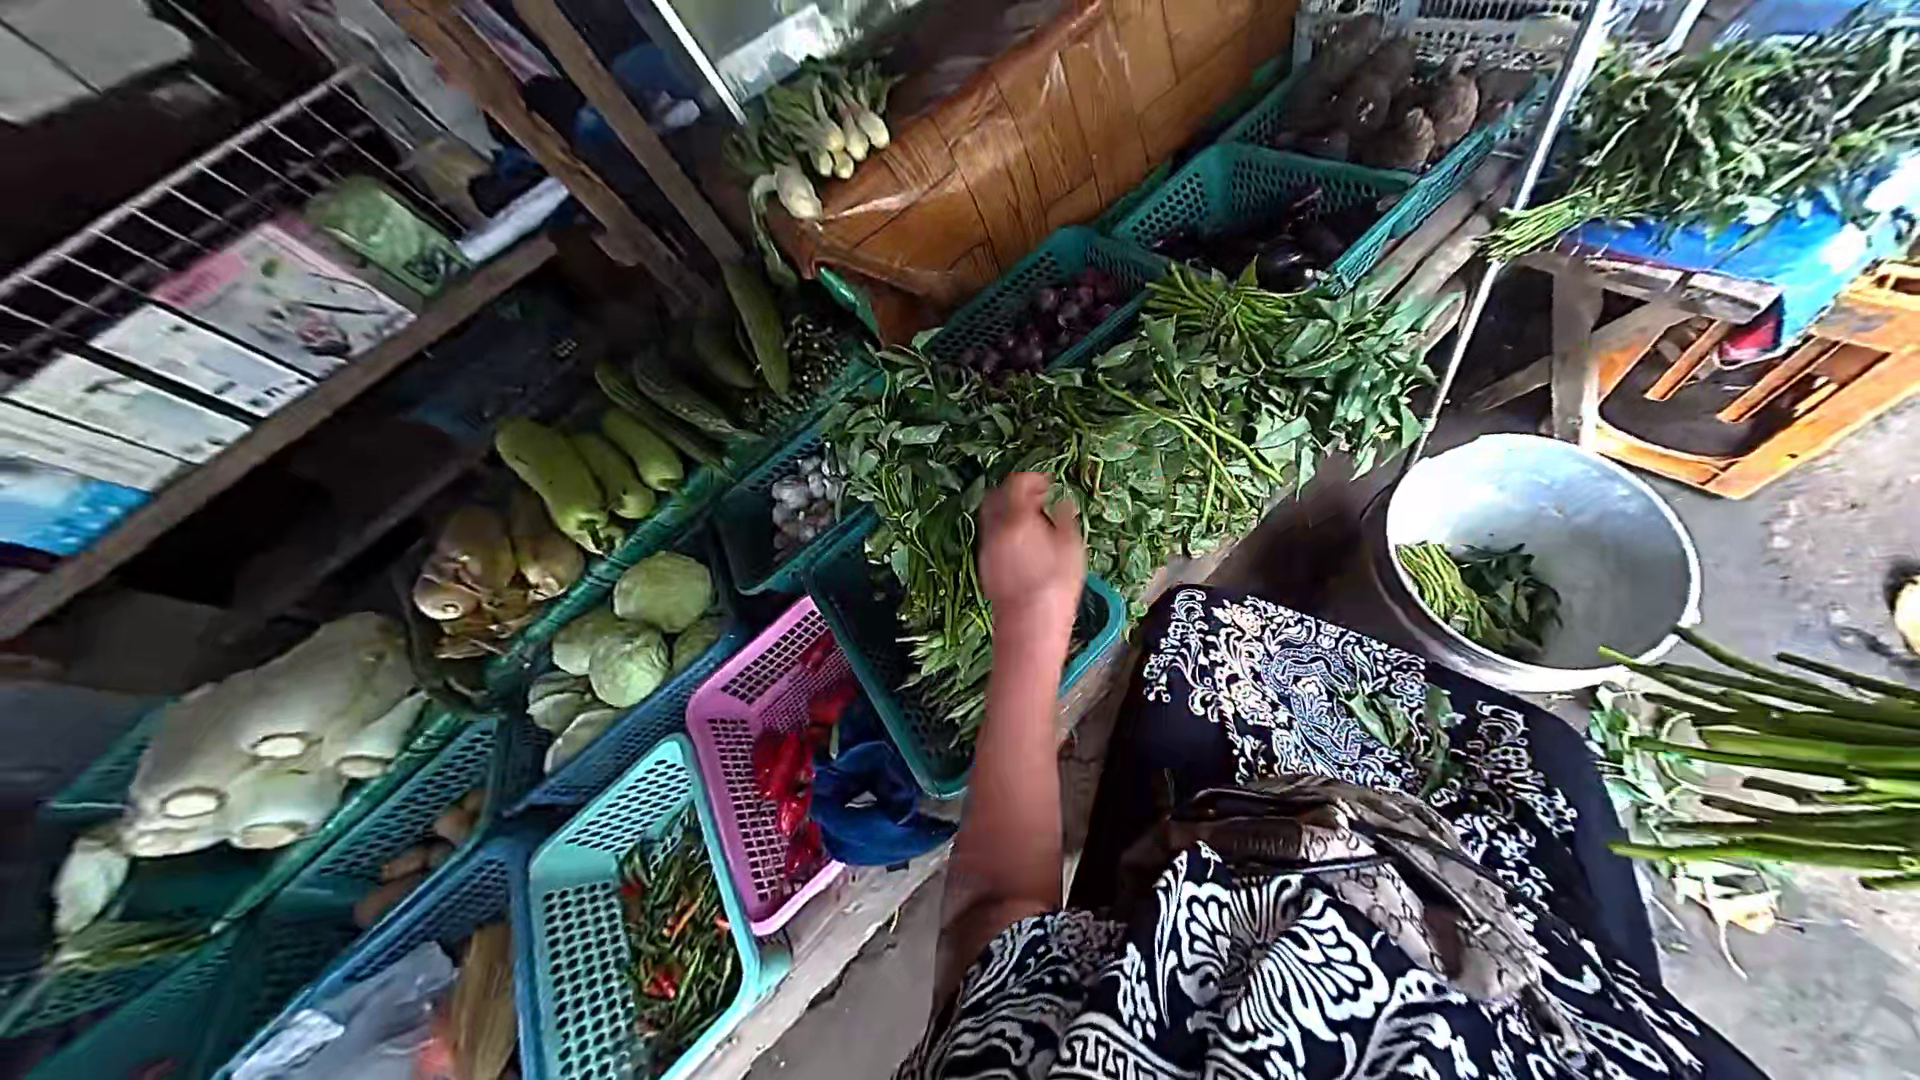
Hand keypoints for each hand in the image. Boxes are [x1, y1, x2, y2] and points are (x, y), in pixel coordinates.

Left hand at [978, 472, 1083, 634]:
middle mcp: (995, 529)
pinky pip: (991, 536)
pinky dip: (1004, 529)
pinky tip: (1023, 543)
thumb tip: (1063, 504)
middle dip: (1014, 491)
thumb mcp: (1071, 548)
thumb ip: (1065, 520)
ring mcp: (986, 547)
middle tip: (1038, 497)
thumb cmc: (1056, 585)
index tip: (1048, 483)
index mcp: (1016, 519)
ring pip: (991, 516)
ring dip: (1008, 511)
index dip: (1032, 478)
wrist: (1029, 624)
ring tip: (1032, 521)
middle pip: (996, 496)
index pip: (1016, 484)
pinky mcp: (984, 565)